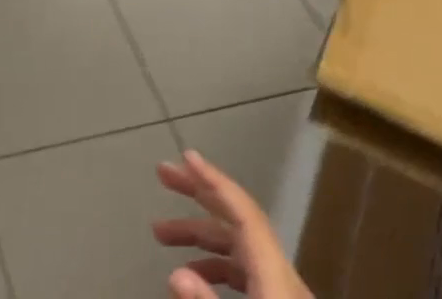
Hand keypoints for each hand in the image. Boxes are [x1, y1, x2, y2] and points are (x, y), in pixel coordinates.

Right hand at [153, 150, 312, 298]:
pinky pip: (243, 272)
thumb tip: (175, 273)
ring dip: (199, 234)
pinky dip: (213, 264)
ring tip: (160, 235)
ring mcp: (281, 294)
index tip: (186, 157)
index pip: (244, 215)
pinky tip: (191, 278)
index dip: (215, 182)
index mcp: (275, 279)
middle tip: (162, 175)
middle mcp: (280, 279)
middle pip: (240, 221)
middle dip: (200, 194)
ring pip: (238, 247)